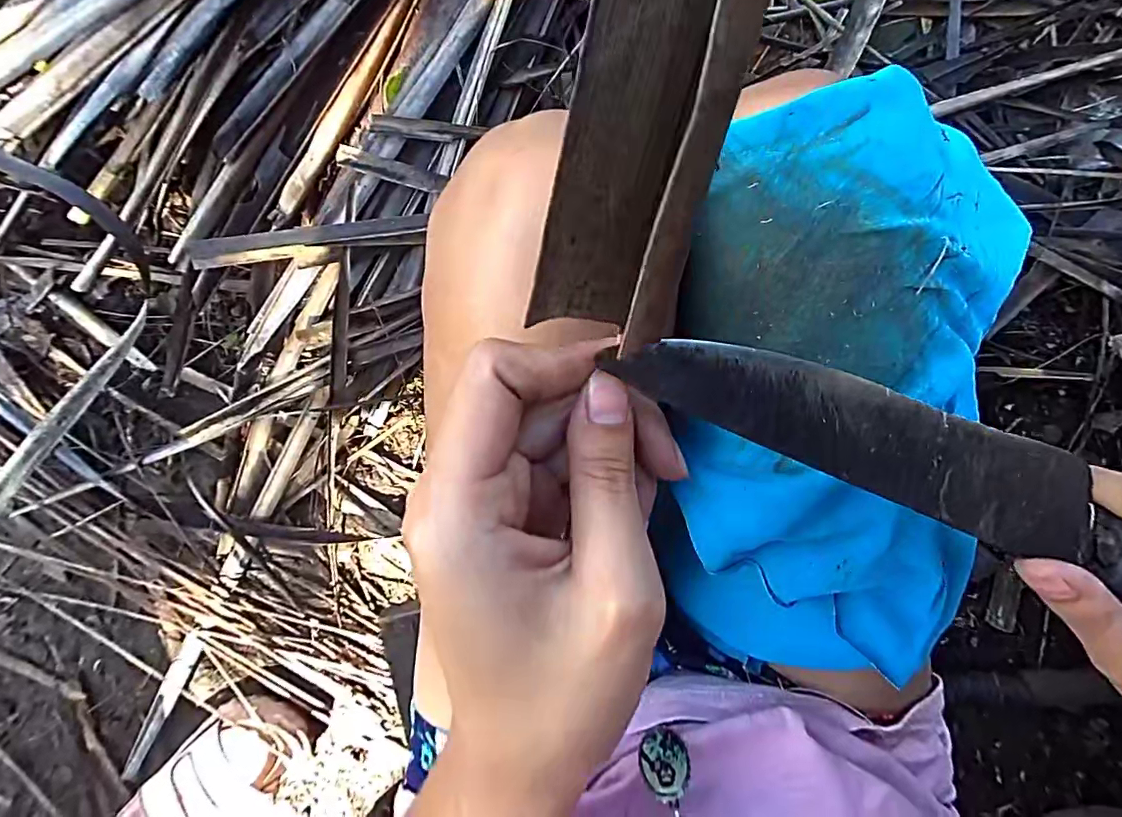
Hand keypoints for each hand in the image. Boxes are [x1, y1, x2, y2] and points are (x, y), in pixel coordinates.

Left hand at [404, 338, 685, 814]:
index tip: (630, 384)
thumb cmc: (565, 694)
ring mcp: (476, 495)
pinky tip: (627, 510)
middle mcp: (453, 486)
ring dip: (610, 443)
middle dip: (606, 411)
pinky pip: (554, 457)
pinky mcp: (500, 507)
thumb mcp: (614, 585)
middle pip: (531, 395)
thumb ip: (611, 474)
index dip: (561, 360)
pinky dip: (598, 470)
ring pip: (550, 421)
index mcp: (457, 502)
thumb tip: (611, 385)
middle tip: (667, 460)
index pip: (493, 374)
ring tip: (653, 490)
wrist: (523, 762)